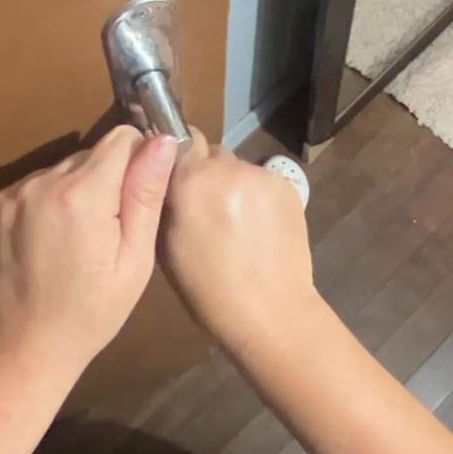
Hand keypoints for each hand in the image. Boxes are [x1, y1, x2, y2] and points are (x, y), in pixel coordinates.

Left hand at [0, 124, 177, 378]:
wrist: (21, 345)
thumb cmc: (90, 312)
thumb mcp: (134, 261)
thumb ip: (146, 195)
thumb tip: (163, 141)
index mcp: (82, 194)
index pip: (122, 138)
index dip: (139, 160)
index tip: (139, 195)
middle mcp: (41, 181)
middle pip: (91, 154)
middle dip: (107, 180)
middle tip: (110, 229)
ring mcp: (11, 192)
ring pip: (62, 169)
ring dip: (76, 191)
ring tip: (78, 239)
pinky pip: (34, 186)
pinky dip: (48, 203)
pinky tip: (50, 241)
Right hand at [162, 129, 317, 350]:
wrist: (270, 312)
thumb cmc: (207, 290)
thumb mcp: (166, 246)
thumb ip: (164, 202)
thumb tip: (165, 177)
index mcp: (190, 182)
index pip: (176, 141)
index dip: (174, 158)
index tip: (175, 179)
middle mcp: (227, 168)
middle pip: (209, 154)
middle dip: (204, 175)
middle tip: (205, 211)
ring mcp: (261, 176)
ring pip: (236, 168)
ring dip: (231, 186)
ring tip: (235, 226)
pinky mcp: (288, 187)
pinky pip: (261, 181)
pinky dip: (256, 198)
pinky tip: (258, 229)